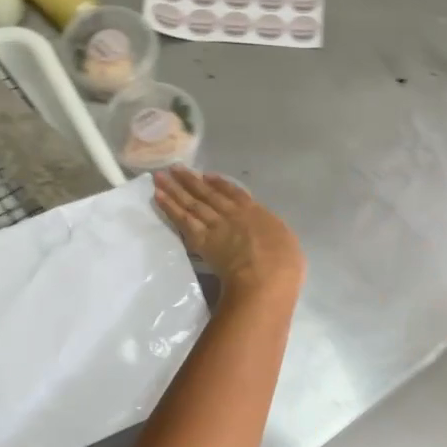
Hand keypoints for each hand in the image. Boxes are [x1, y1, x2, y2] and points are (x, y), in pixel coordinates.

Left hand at [153, 168, 303, 297]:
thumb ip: (273, 234)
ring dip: (175, 189)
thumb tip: (268, 235)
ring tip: (160, 177)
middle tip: (175, 168)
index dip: (220, 184)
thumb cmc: (284, 265)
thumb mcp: (286, 242)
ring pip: (192, 203)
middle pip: (208, 194)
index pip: (235, 194)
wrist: (265, 278)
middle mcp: (233, 214)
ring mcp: (216, 225)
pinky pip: (182, 219)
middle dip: (191, 180)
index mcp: (256, 213)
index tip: (207, 176)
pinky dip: (170, 207)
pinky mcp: (201, 240)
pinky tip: (159, 196)